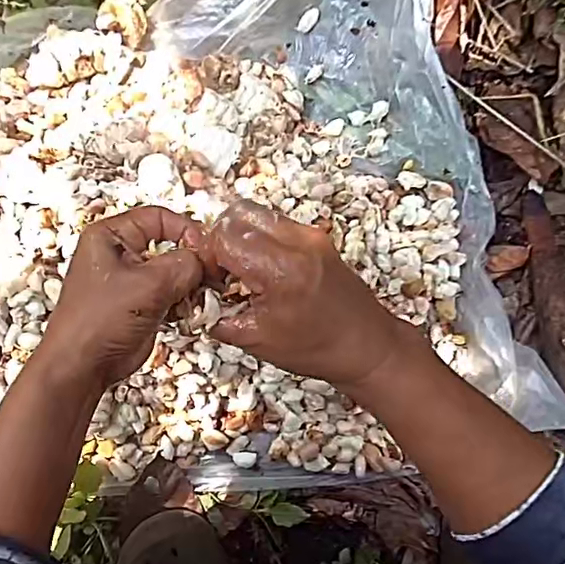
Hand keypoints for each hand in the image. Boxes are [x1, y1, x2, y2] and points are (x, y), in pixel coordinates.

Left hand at [40, 206, 204, 391]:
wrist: (82, 366)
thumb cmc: (99, 321)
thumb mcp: (147, 285)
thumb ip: (183, 265)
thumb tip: (205, 259)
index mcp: (111, 236)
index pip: (159, 218)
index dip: (186, 230)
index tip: (207, 250)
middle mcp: (121, 254)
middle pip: (170, 245)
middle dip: (192, 262)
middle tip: (210, 277)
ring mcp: (132, 281)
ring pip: (174, 272)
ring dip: (191, 286)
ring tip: (200, 298)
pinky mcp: (142, 304)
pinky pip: (172, 294)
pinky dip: (185, 302)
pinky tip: (189, 313)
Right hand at [190, 201, 414, 388]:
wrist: (368, 347)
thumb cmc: (317, 348)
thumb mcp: (257, 340)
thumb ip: (218, 315)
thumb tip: (196, 298)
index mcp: (279, 269)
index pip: (223, 236)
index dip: (208, 256)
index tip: (211, 278)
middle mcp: (297, 243)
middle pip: (237, 214)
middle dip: (221, 239)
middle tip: (222, 270)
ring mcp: (311, 236)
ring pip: (257, 214)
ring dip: (240, 236)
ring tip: (243, 269)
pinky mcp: (319, 238)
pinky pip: (278, 224)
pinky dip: (261, 239)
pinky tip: (263, 268)